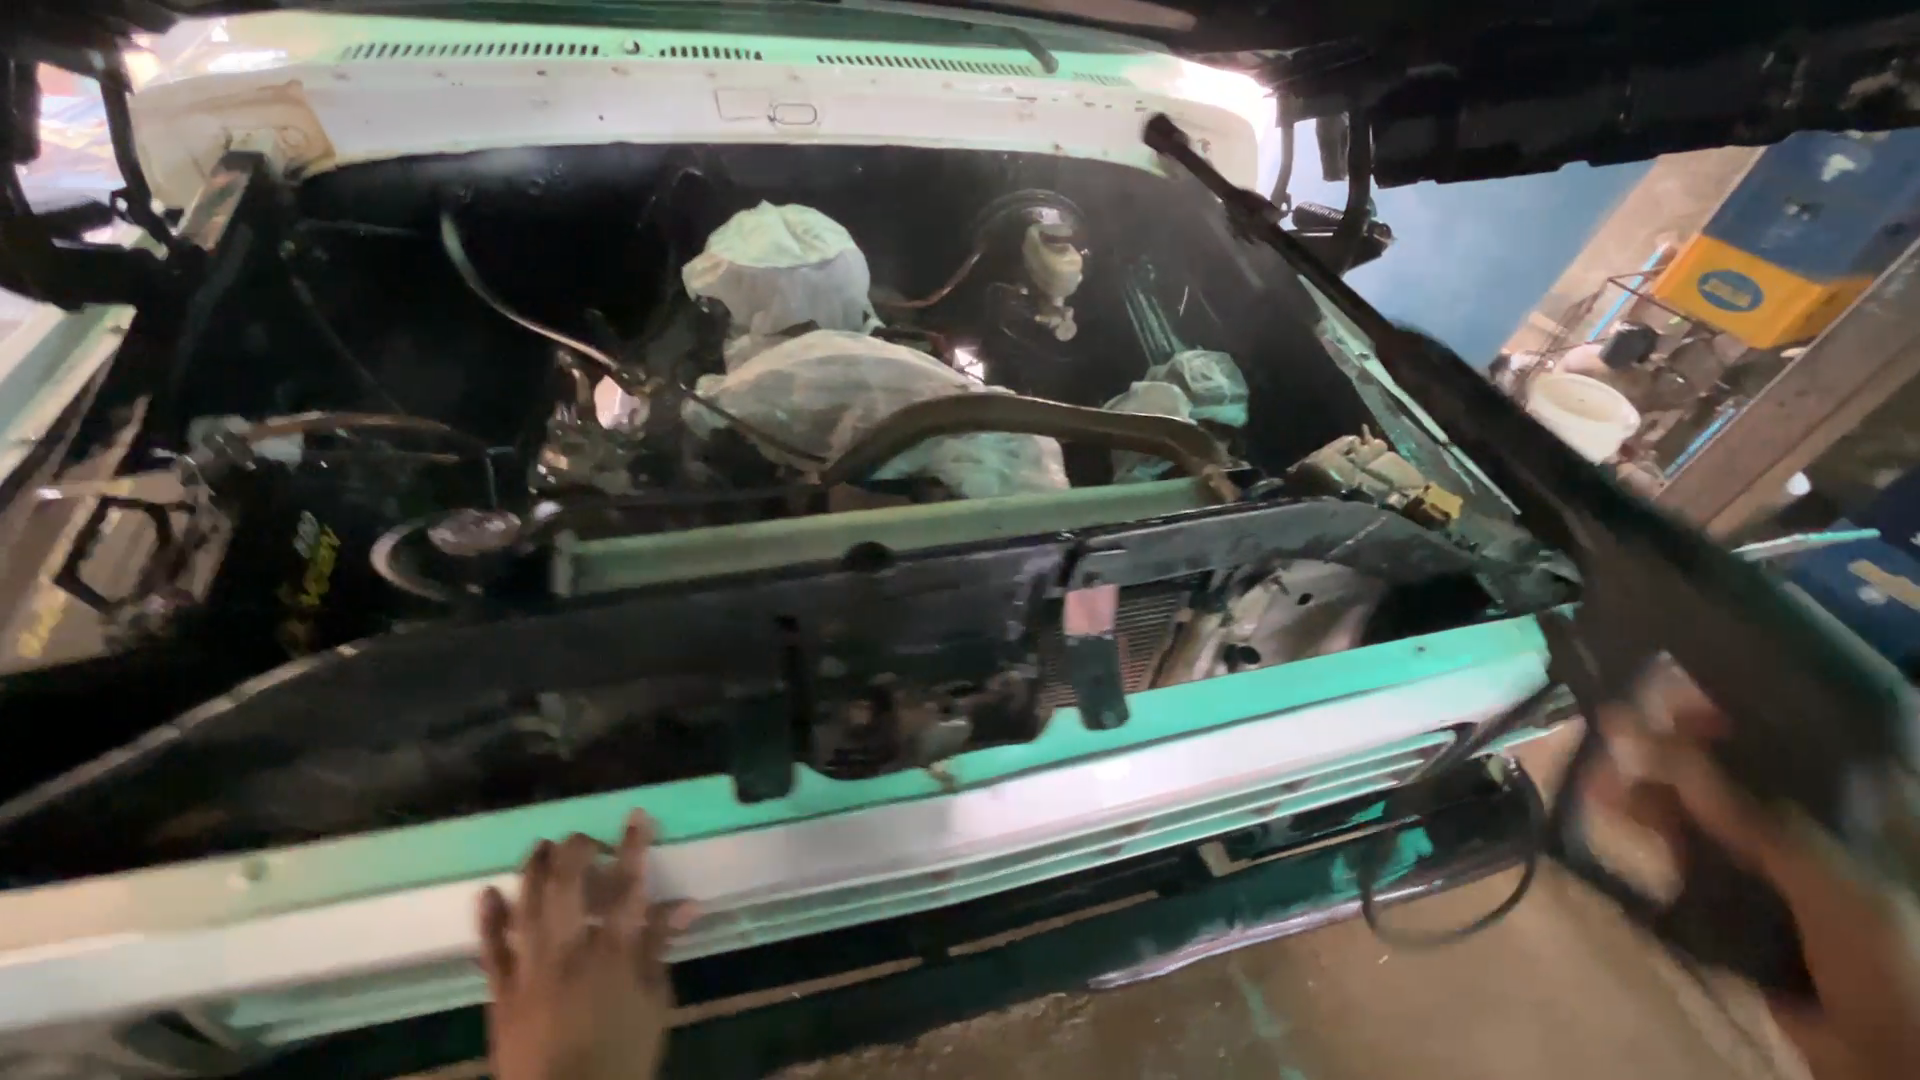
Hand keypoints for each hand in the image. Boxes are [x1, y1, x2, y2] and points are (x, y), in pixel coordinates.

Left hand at [479, 810, 695, 1079]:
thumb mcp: (656, 1005)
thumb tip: (683, 906)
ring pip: (528, 905)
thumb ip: (659, 950)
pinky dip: (488, 918)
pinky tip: (489, 892)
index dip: (634, 846)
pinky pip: (489, 949)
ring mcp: (529, 971)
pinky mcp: (500, 994)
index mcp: (614, 954)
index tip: (636, 816)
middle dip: (578, 850)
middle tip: (587, 837)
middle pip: (569, 884)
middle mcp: (569, 951)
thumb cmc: (622, 1060)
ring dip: (534, 869)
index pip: (628, 886)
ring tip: (543, 846)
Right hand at [1589, 677, 1919, 1079]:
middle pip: (1739, 766)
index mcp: (1865, 807)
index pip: (1799, 733)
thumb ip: (1750, 811)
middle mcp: (1823, 823)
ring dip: (1650, 790)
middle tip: (1615, 728)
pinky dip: (1651, 833)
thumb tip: (1652, 740)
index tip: (1675, 688)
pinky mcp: (1745, 897)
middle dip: (1674, 747)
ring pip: (1706, 808)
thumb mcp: (1834, 880)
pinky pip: (1690, 851)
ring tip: (1597, 782)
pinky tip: (1611, 815)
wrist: (1898, 1066)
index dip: (1739, 704)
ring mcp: (1783, 863)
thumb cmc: (1901, 962)